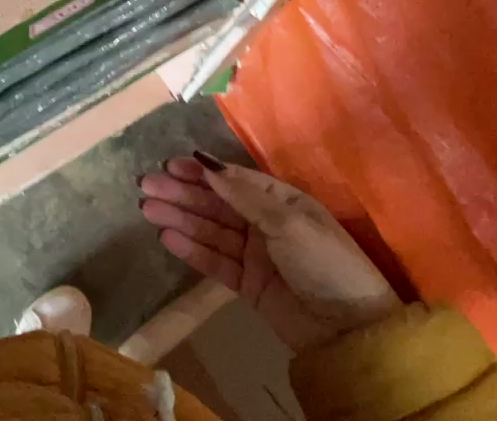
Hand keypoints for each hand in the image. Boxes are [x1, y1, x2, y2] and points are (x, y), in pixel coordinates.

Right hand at [140, 156, 399, 349]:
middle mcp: (265, 223)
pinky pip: (214, 261)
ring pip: (209, 230)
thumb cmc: (326, 264)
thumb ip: (243, 195)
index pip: (233, 180)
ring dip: (179, 218)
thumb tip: (206, 163)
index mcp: (281, 201)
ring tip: (147, 209)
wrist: (351, 333)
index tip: (169, 166)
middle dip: (181, 193)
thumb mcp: (289, 222)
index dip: (200, 172)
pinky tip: (167, 237)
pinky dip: (191, 249)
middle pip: (216, 203)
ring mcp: (255, 254)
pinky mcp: (247, 284)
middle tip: (145, 186)